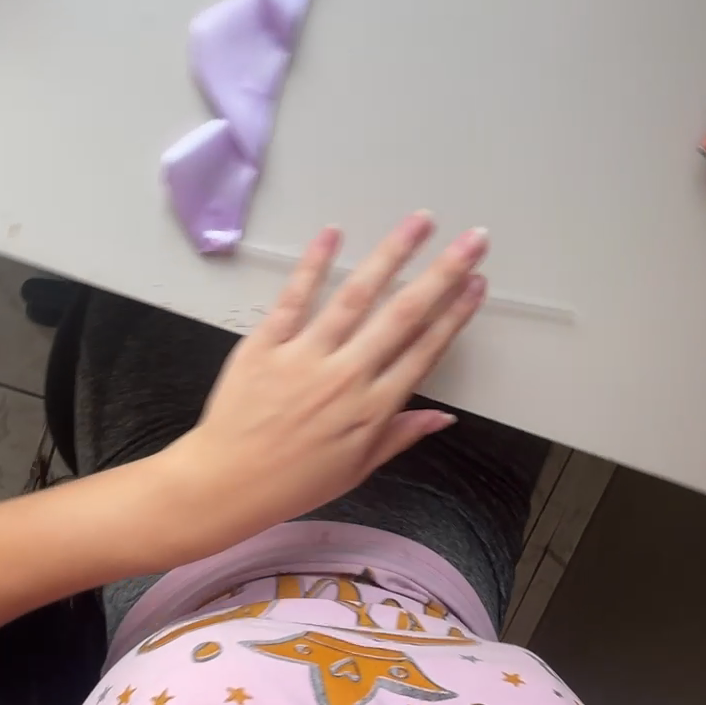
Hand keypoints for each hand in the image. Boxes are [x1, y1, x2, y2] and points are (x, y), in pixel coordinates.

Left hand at [157, 213, 487, 548]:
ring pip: (357, 296)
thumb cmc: (294, 483)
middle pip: (404, 315)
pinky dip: (313, 264)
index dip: (456, 315)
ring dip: (392, 254)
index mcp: (373, 408)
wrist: (228, 483)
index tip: (477, 284)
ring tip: (420, 221)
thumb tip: (445, 417)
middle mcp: (348, 376)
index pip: (425, 351)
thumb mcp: (357, 470)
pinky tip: (333, 233)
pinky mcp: (266, 344)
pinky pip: (294, 298)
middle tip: (473, 239)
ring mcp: (306, 356)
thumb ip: (400, 435)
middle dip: (444, 273)